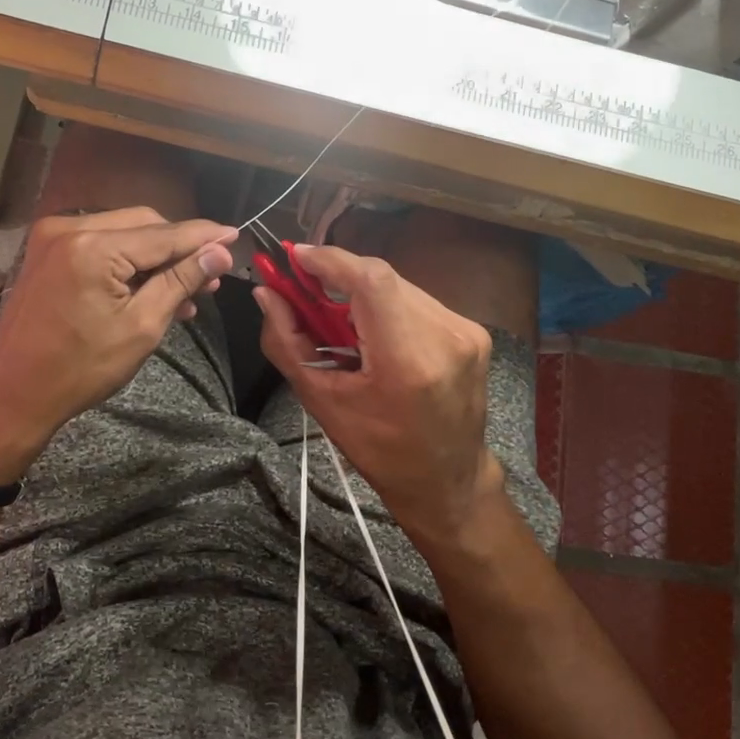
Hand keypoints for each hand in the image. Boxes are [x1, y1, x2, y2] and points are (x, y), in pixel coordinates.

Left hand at [0, 207, 237, 484]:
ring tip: (189, 291)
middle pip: (144, 224)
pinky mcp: (45, 251)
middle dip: (179, 247)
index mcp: (93, 247)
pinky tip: (152, 289)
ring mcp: (53, 237)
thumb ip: (181, 281)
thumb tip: (220, 251)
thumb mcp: (141, 327)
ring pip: (123, 233)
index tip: (236, 236)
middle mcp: (70, 227)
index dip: (204, 236)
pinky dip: (126, 262)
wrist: (13, 394)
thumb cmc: (80, 369)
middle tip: (212, 275)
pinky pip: (99, 244)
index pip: (164, 233)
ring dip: (155, 257)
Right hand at [254, 244, 505, 548]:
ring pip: (399, 285)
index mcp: (408, 361)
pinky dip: (387, 306)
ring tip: (340, 324)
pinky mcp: (473, 330)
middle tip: (305, 292)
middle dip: (338, 277)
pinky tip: (374, 334)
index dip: (330, 260)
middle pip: (381, 277)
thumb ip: (287, 342)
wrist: (448, 480)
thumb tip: (266, 293)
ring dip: (362, 292)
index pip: (371, 280)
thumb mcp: (322, 402)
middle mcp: (445, 336)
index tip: (296, 258)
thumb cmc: (379, 450)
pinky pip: (417, 300)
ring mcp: (466, 331)